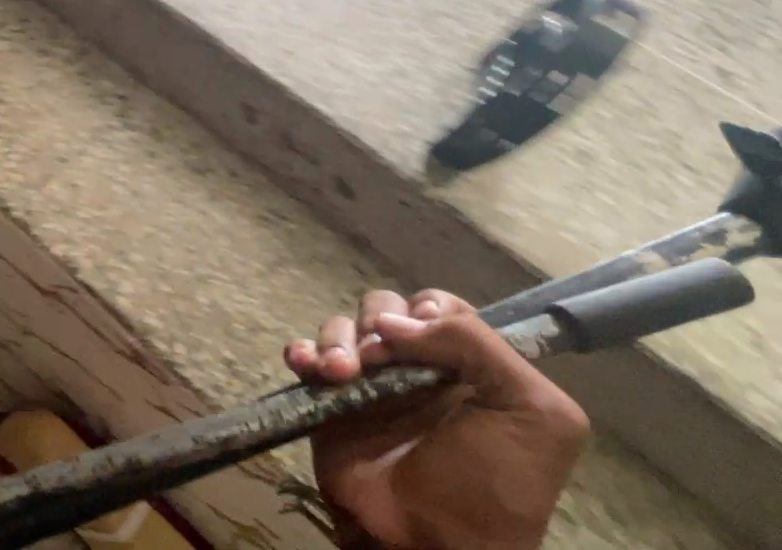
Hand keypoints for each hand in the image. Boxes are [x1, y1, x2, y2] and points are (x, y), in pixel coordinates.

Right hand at [285, 290, 589, 549]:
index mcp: (471, 369)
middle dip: (375, 322)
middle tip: (378, 358)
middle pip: (385, 308)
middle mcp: (418, 369)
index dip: (427, 308)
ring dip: (336, 340)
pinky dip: (301, 352)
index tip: (423, 329)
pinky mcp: (326, 398)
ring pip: (341, 326)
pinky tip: (308, 371)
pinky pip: (304, 354)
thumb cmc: (491, 483)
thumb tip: (394, 322)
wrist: (430, 543)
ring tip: (339, 375)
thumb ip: (479, 346)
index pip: (440, 307)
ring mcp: (369, 383)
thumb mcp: (533, 413)